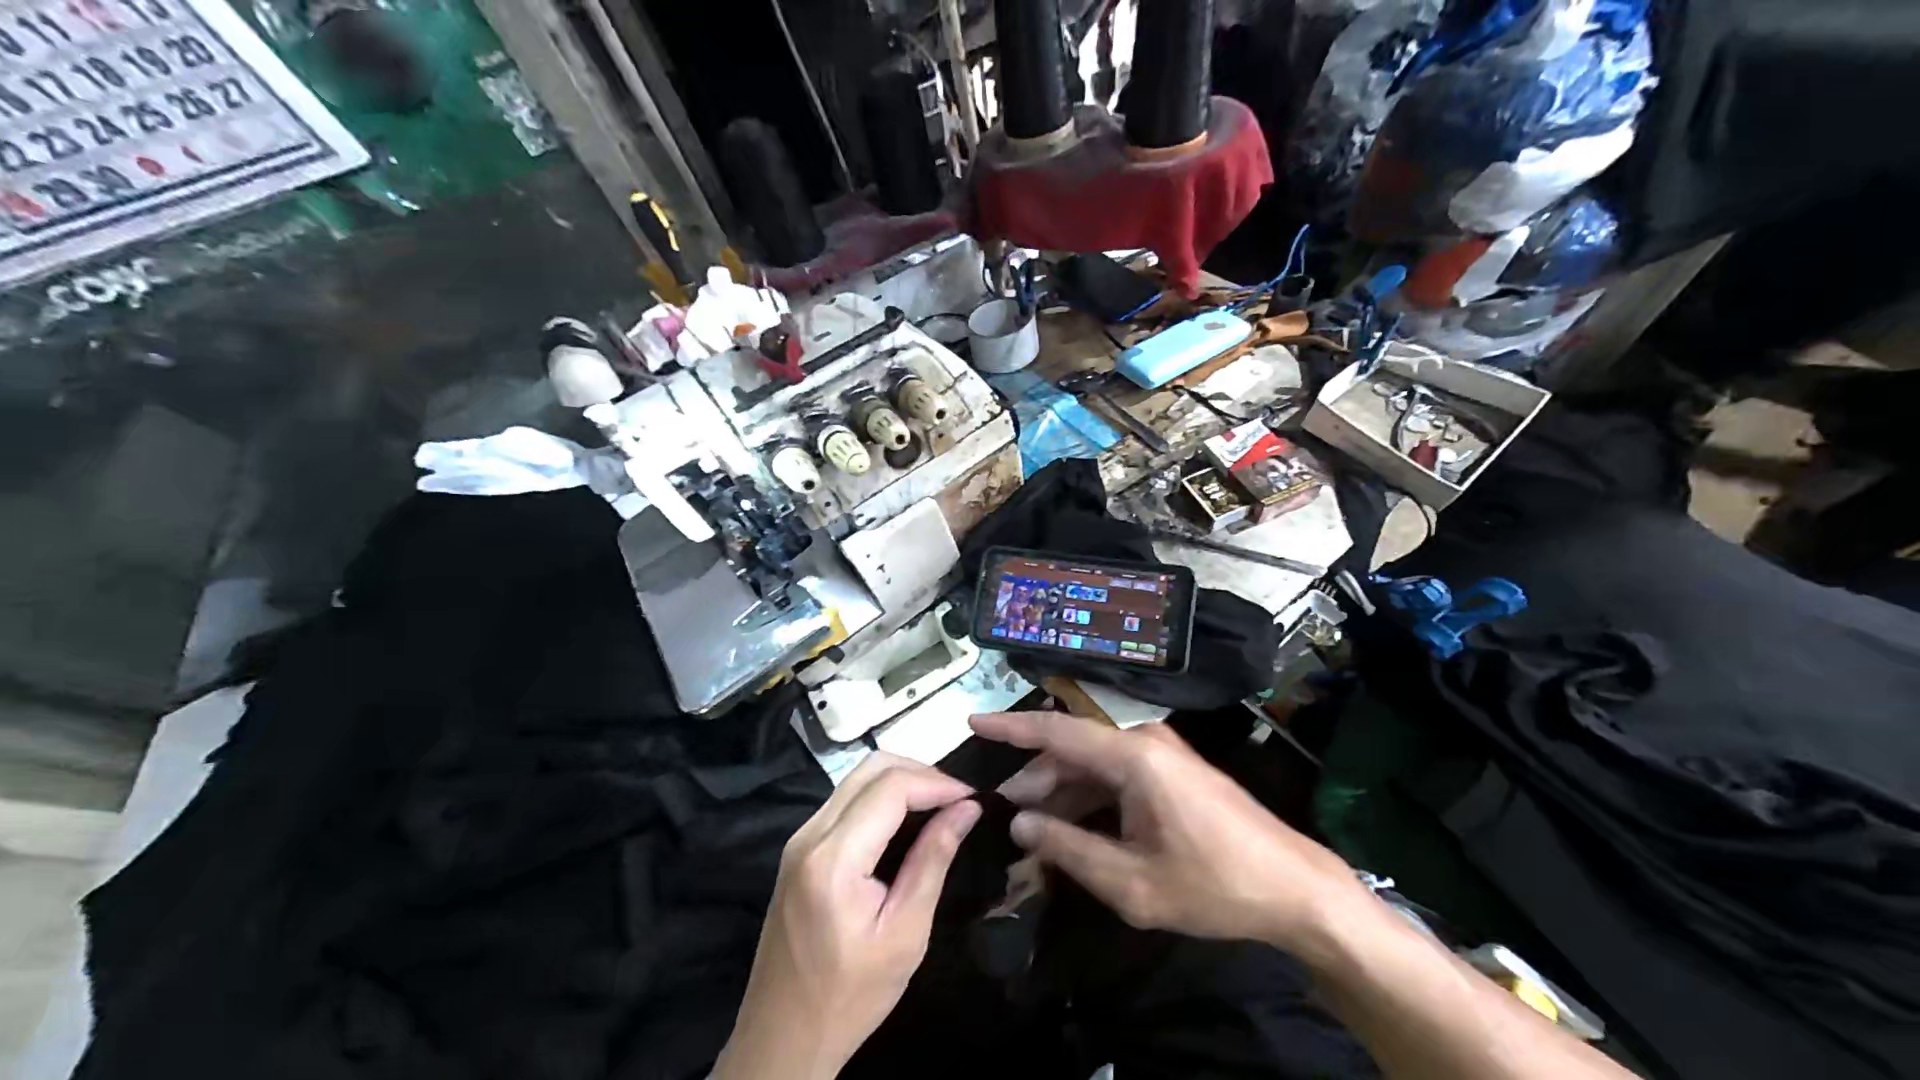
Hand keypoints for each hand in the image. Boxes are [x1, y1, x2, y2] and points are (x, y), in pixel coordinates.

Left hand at [713, 753, 980, 1079]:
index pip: (890, 787)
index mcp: (834, 858)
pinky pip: (844, 801)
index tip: (973, 798)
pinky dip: (880, 797)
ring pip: (856, 779)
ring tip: (940, 806)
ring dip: (900, 781)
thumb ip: (933, 861)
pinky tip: (907, 820)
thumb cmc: (850, 996)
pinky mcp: (798, 848)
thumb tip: (966, 809)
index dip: (937, 782)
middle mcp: (810, 834)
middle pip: (870, 768)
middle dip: (920, 772)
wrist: (782, 1037)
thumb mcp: (905, 934)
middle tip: (958, 799)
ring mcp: (799, 838)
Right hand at [970, 712, 1373, 962]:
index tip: (973, 722)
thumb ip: (1067, 848)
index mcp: (1133, 757)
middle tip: (1002, 810)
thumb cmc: (1212, 884)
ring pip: (1093, 763)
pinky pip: (1116, 774)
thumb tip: (1019, 823)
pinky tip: (1072, 826)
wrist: (1293, 889)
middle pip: (1072, 750)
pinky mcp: (1171, 772)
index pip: (1057, 731)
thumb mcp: (1130, 881)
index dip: (1011, 728)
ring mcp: (1161, 755)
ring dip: (1061, 791)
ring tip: (1031, 825)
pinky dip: (1089, 797)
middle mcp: (1144, 742)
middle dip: (1035, 778)